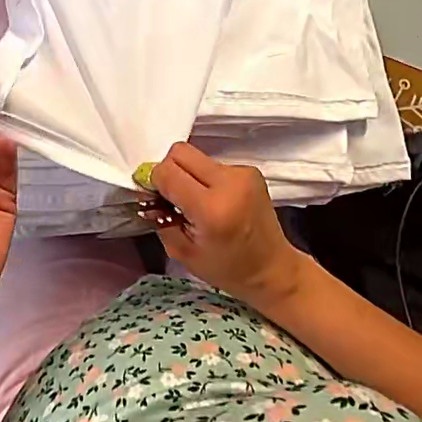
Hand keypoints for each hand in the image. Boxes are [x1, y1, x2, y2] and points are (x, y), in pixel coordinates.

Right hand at [141, 143, 307, 309]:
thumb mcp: (182, 252)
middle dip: (168, 171)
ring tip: (195, 202)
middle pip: (179, 153)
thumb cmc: (227, 268)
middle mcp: (229, 183)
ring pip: (195, 157)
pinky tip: (213, 200)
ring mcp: (242, 173)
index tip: (155, 197)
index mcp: (211, 208)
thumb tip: (148, 192)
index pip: (167, 171)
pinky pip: (212, 164)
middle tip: (171, 196)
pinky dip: (204, 178)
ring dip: (187, 175)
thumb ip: (160, 218)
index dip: (154, 181)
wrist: (273, 269)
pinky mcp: (249, 171)